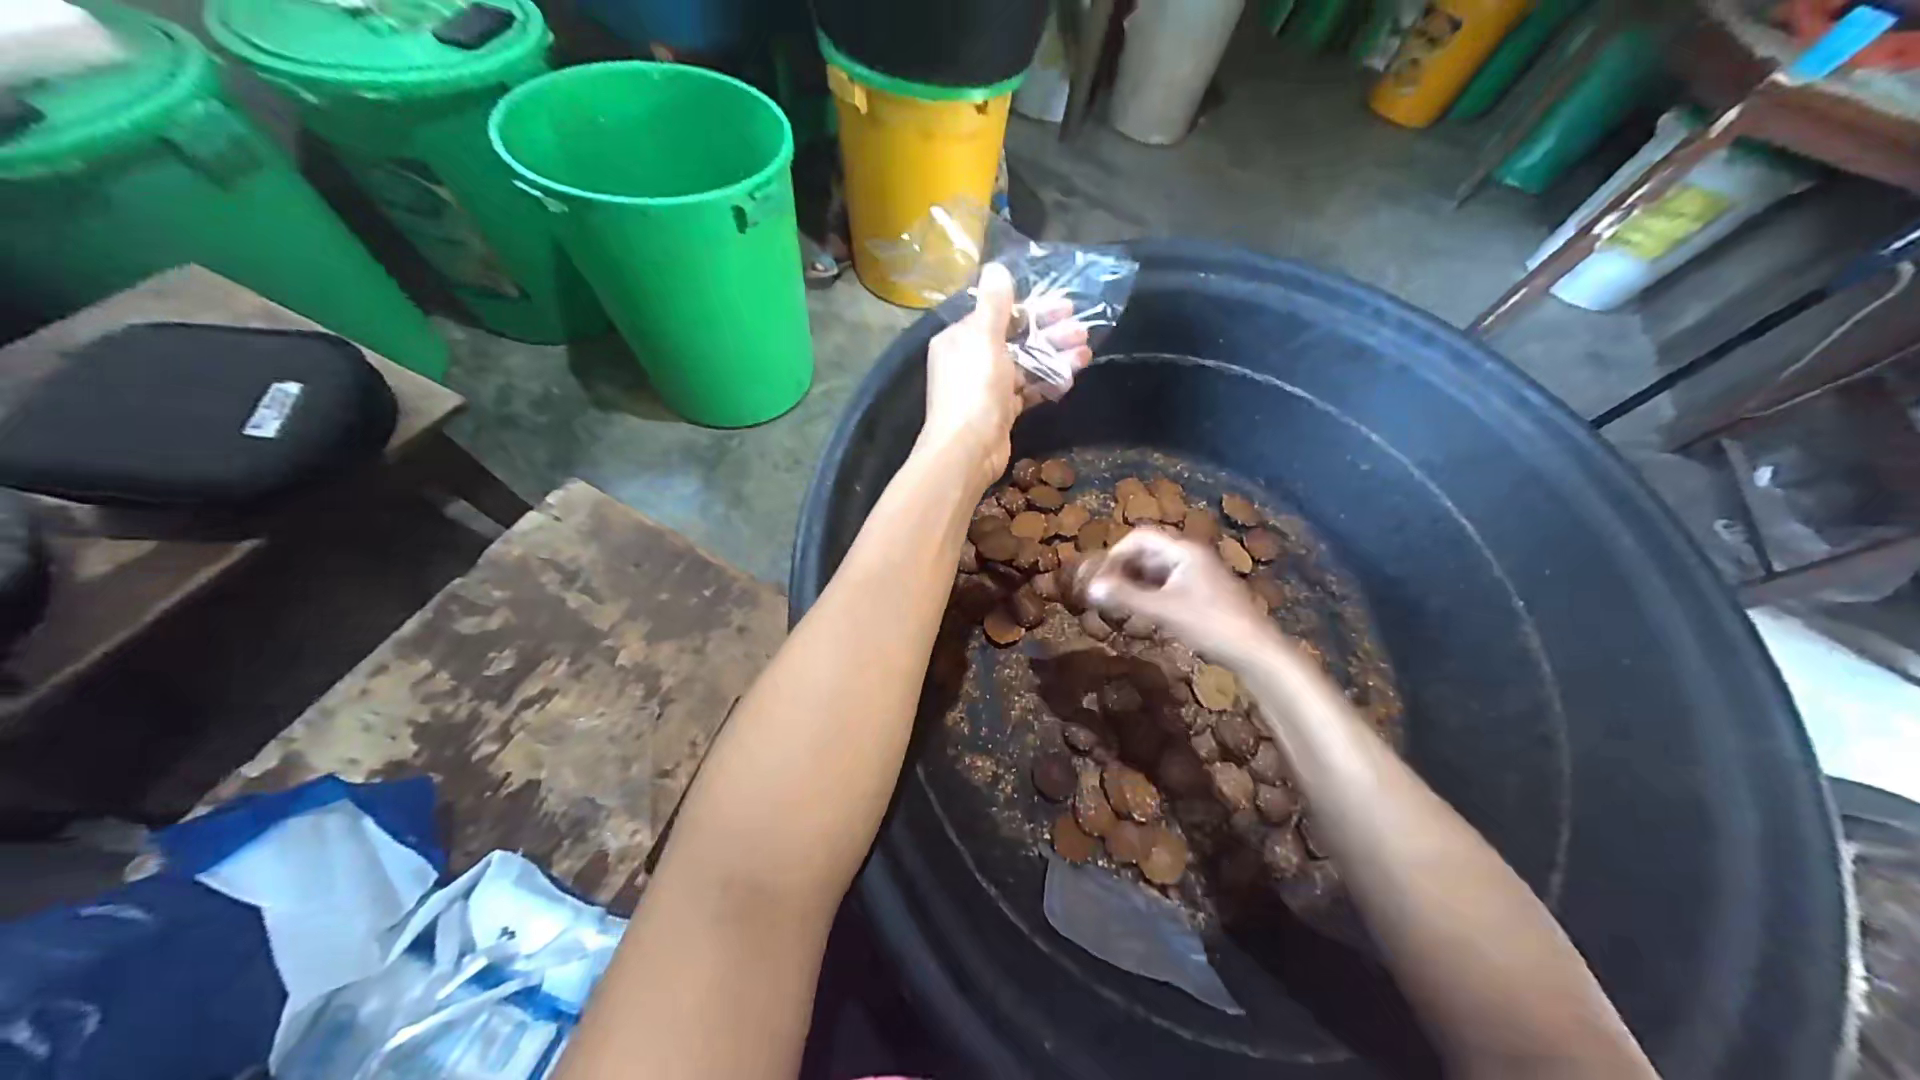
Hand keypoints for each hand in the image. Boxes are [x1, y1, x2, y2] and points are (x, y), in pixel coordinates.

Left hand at [918, 263, 1091, 485]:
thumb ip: (994, 304)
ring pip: (1024, 365)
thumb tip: (996, 267)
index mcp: (960, 339)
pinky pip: (1026, 391)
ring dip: (1054, 357)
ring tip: (1085, 354)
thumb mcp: (984, 339)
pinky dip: (1046, 383)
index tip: (1065, 306)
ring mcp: (985, 388)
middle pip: (1015, 339)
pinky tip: (1070, 378)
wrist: (966, 450)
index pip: (998, 314)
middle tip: (1082, 331)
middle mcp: (970, 360)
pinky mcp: (999, 411)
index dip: (1032, 309)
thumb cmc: (973, 390)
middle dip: (1050, 334)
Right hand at [1079, 529, 1277, 663]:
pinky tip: (1139, 609)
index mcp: (1184, 550)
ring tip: (1115, 600)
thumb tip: (1090, 588)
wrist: (1255, 651)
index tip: (1099, 576)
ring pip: (1156, 568)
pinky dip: (1148, 591)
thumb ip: (1125, 597)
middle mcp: (1191, 555)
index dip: (1115, 553)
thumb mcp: (1163, 610)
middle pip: (1147, 551)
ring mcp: (1198, 573)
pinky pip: (1167, 582)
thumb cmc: (1210, 625)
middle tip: (1102, 589)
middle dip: (1122, 567)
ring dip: (1133, 580)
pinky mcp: (1201, 592)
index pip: (1140, 537)